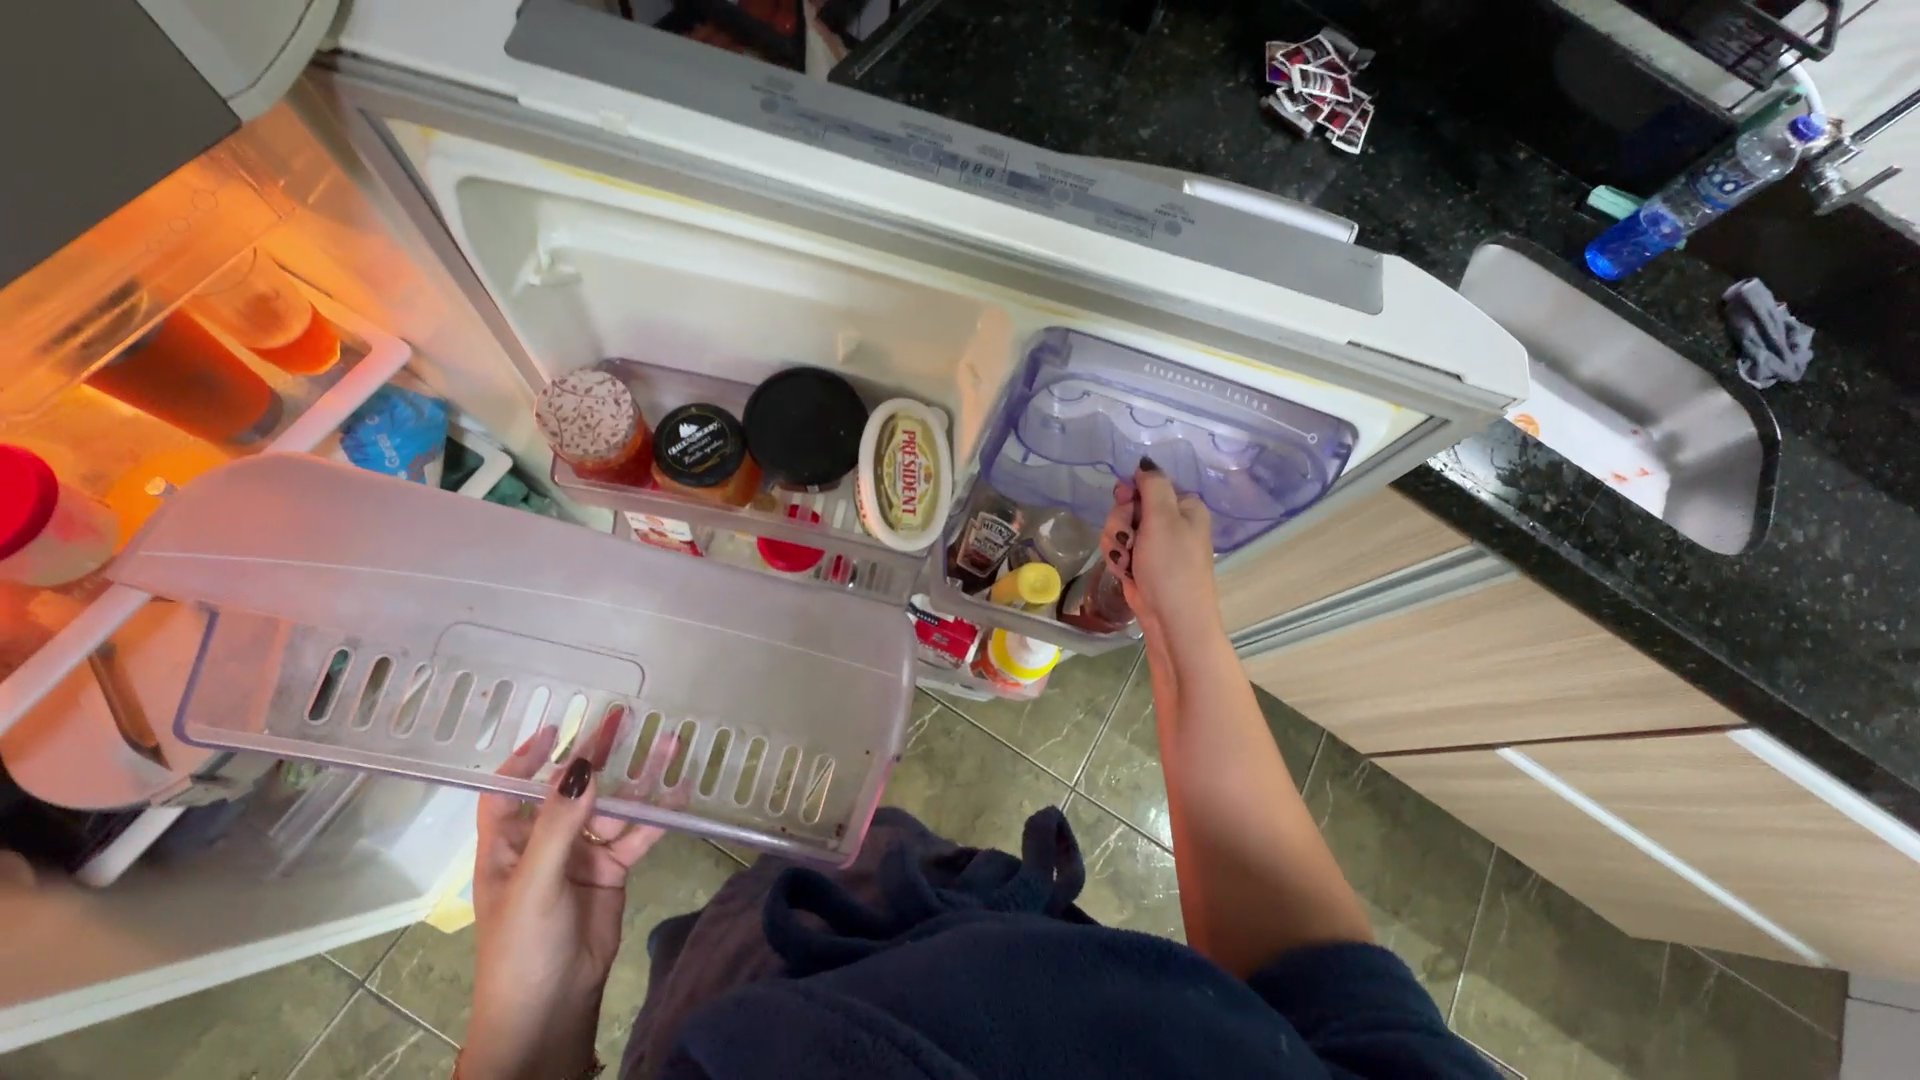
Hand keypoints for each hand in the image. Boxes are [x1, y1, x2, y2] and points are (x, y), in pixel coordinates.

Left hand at [461, 711, 679, 1079]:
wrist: (551, 1008)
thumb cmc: (522, 946)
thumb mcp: (534, 882)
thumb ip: (559, 824)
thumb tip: (580, 765)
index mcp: (505, 845)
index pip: (508, 791)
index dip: (525, 760)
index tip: (553, 729)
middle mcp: (543, 844)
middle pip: (570, 790)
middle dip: (595, 756)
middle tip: (622, 719)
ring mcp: (581, 857)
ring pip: (613, 808)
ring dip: (639, 779)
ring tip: (669, 744)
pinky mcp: (613, 872)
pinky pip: (638, 835)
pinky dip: (660, 815)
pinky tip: (682, 791)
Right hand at [1105, 459, 1219, 642]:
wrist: (1173, 619)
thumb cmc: (1171, 566)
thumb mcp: (1163, 518)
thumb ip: (1152, 484)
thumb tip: (1145, 461)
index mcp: (1184, 506)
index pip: (1148, 484)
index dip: (1131, 494)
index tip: (1124, 502)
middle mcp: (1171, 523)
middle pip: (1129, 506)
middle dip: (1120, 523)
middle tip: (1128, 541)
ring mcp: (1154, 545)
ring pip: (1119, 529)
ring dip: (1116, 544)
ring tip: (1126, 562)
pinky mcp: (1140, 564)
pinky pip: (1118, 550)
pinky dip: (1117, 560)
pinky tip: (1124, 572)